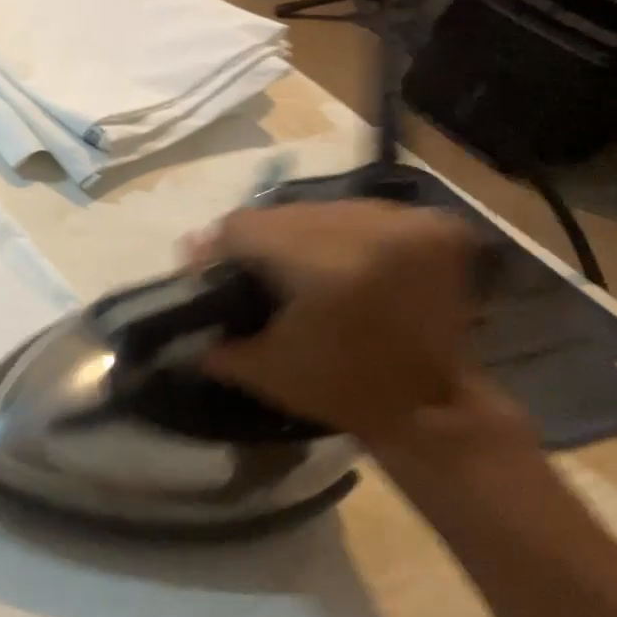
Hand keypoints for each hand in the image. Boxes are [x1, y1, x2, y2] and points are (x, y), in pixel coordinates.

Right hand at [191, 200, 512, 449]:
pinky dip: (337, 231)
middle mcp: (371, 233)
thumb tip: (181, 269)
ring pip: (319, 208)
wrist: (434, 408)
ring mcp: (409, 225)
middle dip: (254, 241)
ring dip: (295, 233)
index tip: (203, 269)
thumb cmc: (339, 390)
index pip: (244, 226)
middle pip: (280, 214)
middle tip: (241, 269)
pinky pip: (360, 212)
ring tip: (285, 263)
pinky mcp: (435, 227)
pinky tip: (329, 258)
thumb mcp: (257, 364)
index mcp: (326, 267)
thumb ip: (207, 321)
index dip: (215, 247)